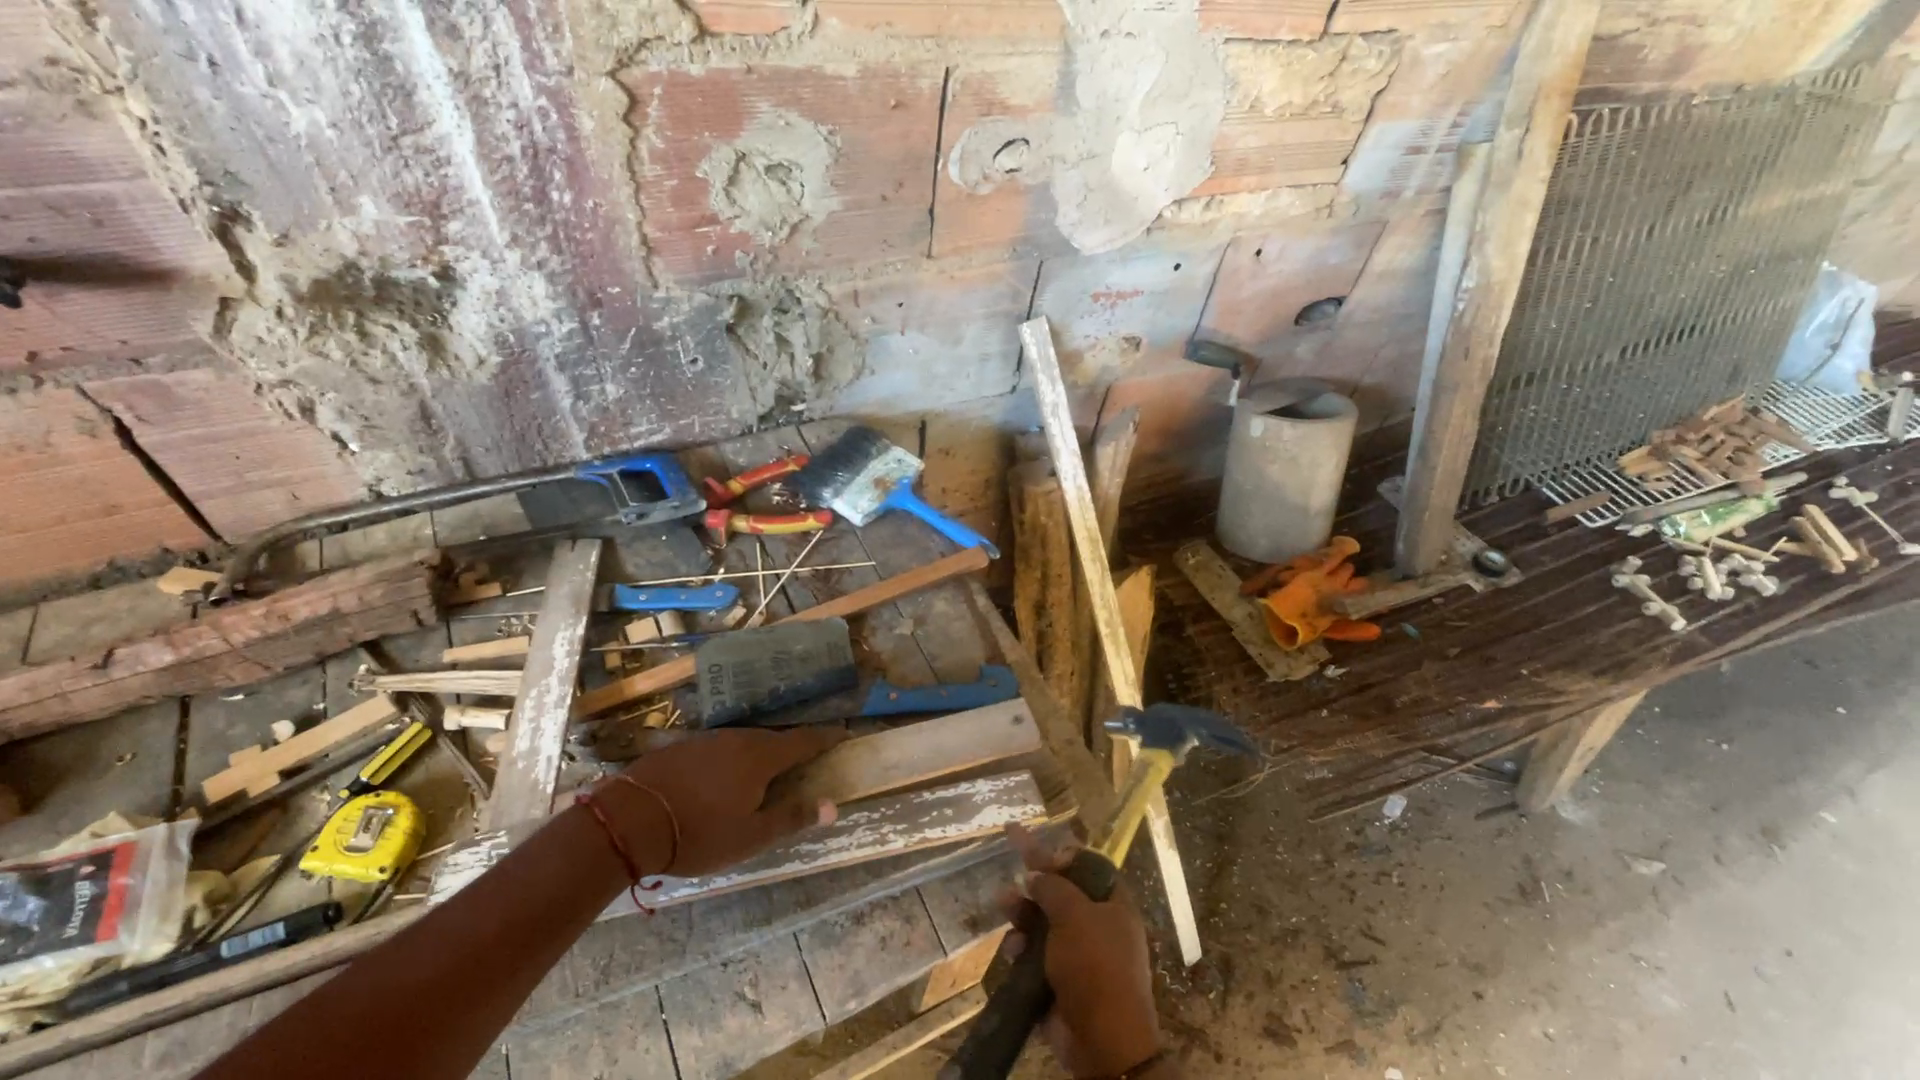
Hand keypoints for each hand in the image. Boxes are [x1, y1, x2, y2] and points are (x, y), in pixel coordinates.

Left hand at [603, 726, 847, 876]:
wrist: (629, 821)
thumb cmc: (699, 833)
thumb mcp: (752, 836)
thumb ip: (792, 818)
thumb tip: (833, 805)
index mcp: (761, 756)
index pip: (804, 741)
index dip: (826, 738)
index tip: (843, 734)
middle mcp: (737, 739)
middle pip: (773, 739)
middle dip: (792, 747)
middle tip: (806, 758)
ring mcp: (706, 740)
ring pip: (744, 741)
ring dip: (760, 752)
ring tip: (766, 770)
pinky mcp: (680, 748)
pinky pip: (719, 748)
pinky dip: (732, 758)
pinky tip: (723, 777)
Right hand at [1001, 824, 1162, 1078]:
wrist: (1102, 1041)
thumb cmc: (1095, 966)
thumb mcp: (1075, 916)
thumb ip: (1053, 888)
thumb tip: (1035, 875)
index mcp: (1114, 905)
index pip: (1088, 866)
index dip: (1061, 852)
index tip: (1034, 841)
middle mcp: (1098, 925)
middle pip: (1061, 891)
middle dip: (1034, 879)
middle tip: (1010, 860)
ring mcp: (1078, 954)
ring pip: (1043, 922)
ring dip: (1022, 912)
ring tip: (1003, 905)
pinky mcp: (1059, 979)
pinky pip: (1036, 953)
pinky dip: (1022, 948)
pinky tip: (1013, 949)